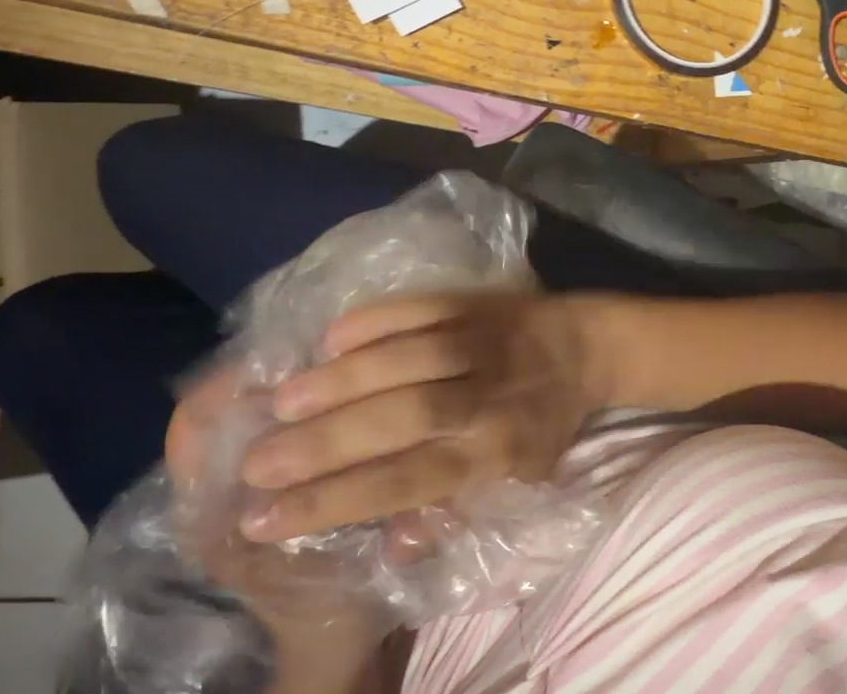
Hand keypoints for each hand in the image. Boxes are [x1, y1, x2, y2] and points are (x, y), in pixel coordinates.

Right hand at [230, 292, 601, 541]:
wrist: (590, 347)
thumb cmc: (544, 422)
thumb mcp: (517, 480)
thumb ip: (455, 509)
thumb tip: (391, 543)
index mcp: (494, 452)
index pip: (409, 481)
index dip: (338, 500)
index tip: (266, 517)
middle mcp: (486, 399)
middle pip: (403, 421)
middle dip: (326, 445)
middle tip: (256, 463)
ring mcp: (481, 345)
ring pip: (409, 361)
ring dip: (344, 381)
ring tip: (280, 403)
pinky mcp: (477, 303)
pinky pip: (424, 308)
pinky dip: (379, 319)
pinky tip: (330, 337)